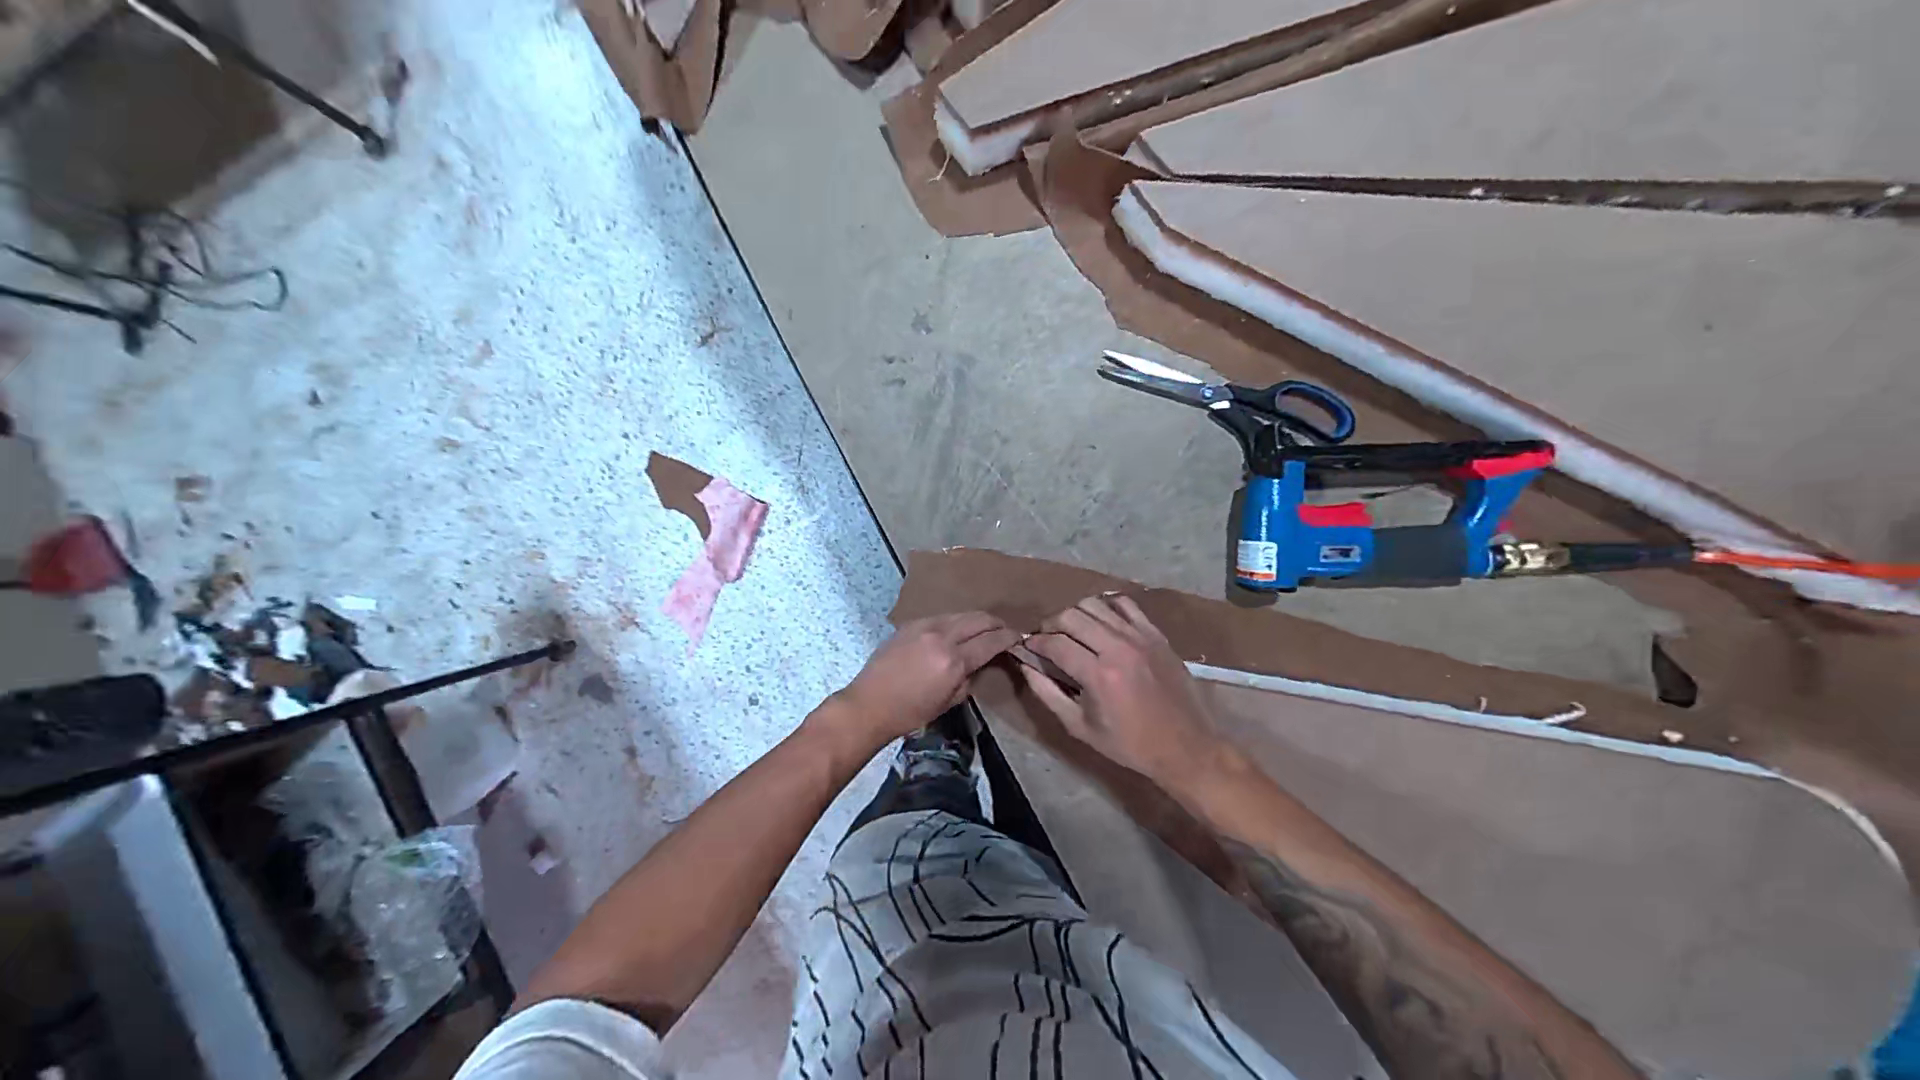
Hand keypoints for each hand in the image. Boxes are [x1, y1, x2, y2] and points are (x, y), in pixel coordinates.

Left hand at [827, 612, 1018, 745]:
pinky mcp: (910, 624)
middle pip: (979, 619)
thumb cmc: (911, 712)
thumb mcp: (949, 701)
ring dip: (976, 620)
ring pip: (960, 614)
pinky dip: (955, 621)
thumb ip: (970, 677)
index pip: (991, 641)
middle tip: (1006, 631)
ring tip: (984, 629)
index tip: (1019, 638)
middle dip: (996, 623)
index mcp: (953, 660)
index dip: (1009, 638)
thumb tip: (982, 662)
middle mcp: (941, 636)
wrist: (869, 704)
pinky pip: (941, 617)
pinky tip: (957, 631)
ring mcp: (924, 626)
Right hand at [1021, 594, 1229, 788]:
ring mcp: (1140, 637)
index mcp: (1098, 675)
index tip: (1027, 647)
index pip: (1055, 643)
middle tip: (1047, 639)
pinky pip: (1125, 604)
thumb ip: (1048, 693)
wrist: (1186, 745)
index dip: (1035, 642)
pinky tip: (1101, 623)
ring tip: (1072, 631)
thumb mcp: (1080, 727)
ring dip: (1075, 614)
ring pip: (1095, 604)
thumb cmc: (1130, 744)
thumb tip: (1026, 666)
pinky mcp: (1156, 634)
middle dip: (1050, 624)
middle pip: (1071, 616)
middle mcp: (1118, 648)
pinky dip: (1106, 608)